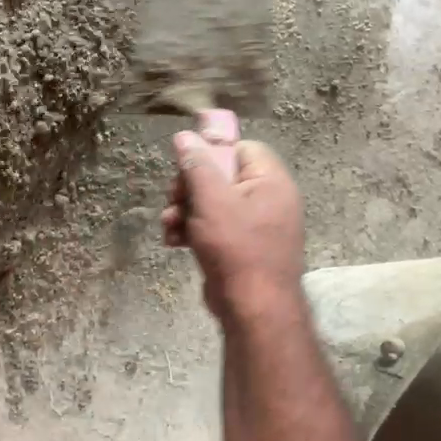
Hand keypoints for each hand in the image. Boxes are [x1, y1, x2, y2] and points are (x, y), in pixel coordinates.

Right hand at [162, 121, 303, 318]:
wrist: (253, 305)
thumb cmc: (235, 248)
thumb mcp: (210, 201)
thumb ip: (197, 166)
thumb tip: (186, 136)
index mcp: (270, 181)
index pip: (240, 148)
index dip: (210, 154)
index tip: (185, 169)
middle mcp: (268, 198)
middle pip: (220, 175)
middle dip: (188, 189)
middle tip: (173, 201)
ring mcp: (256, 223)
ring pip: (210, 202)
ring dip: (183, 211)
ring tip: (170, 226)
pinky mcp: (242, 244)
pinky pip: (213, 225)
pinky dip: (192, 230)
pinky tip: (176, 241)